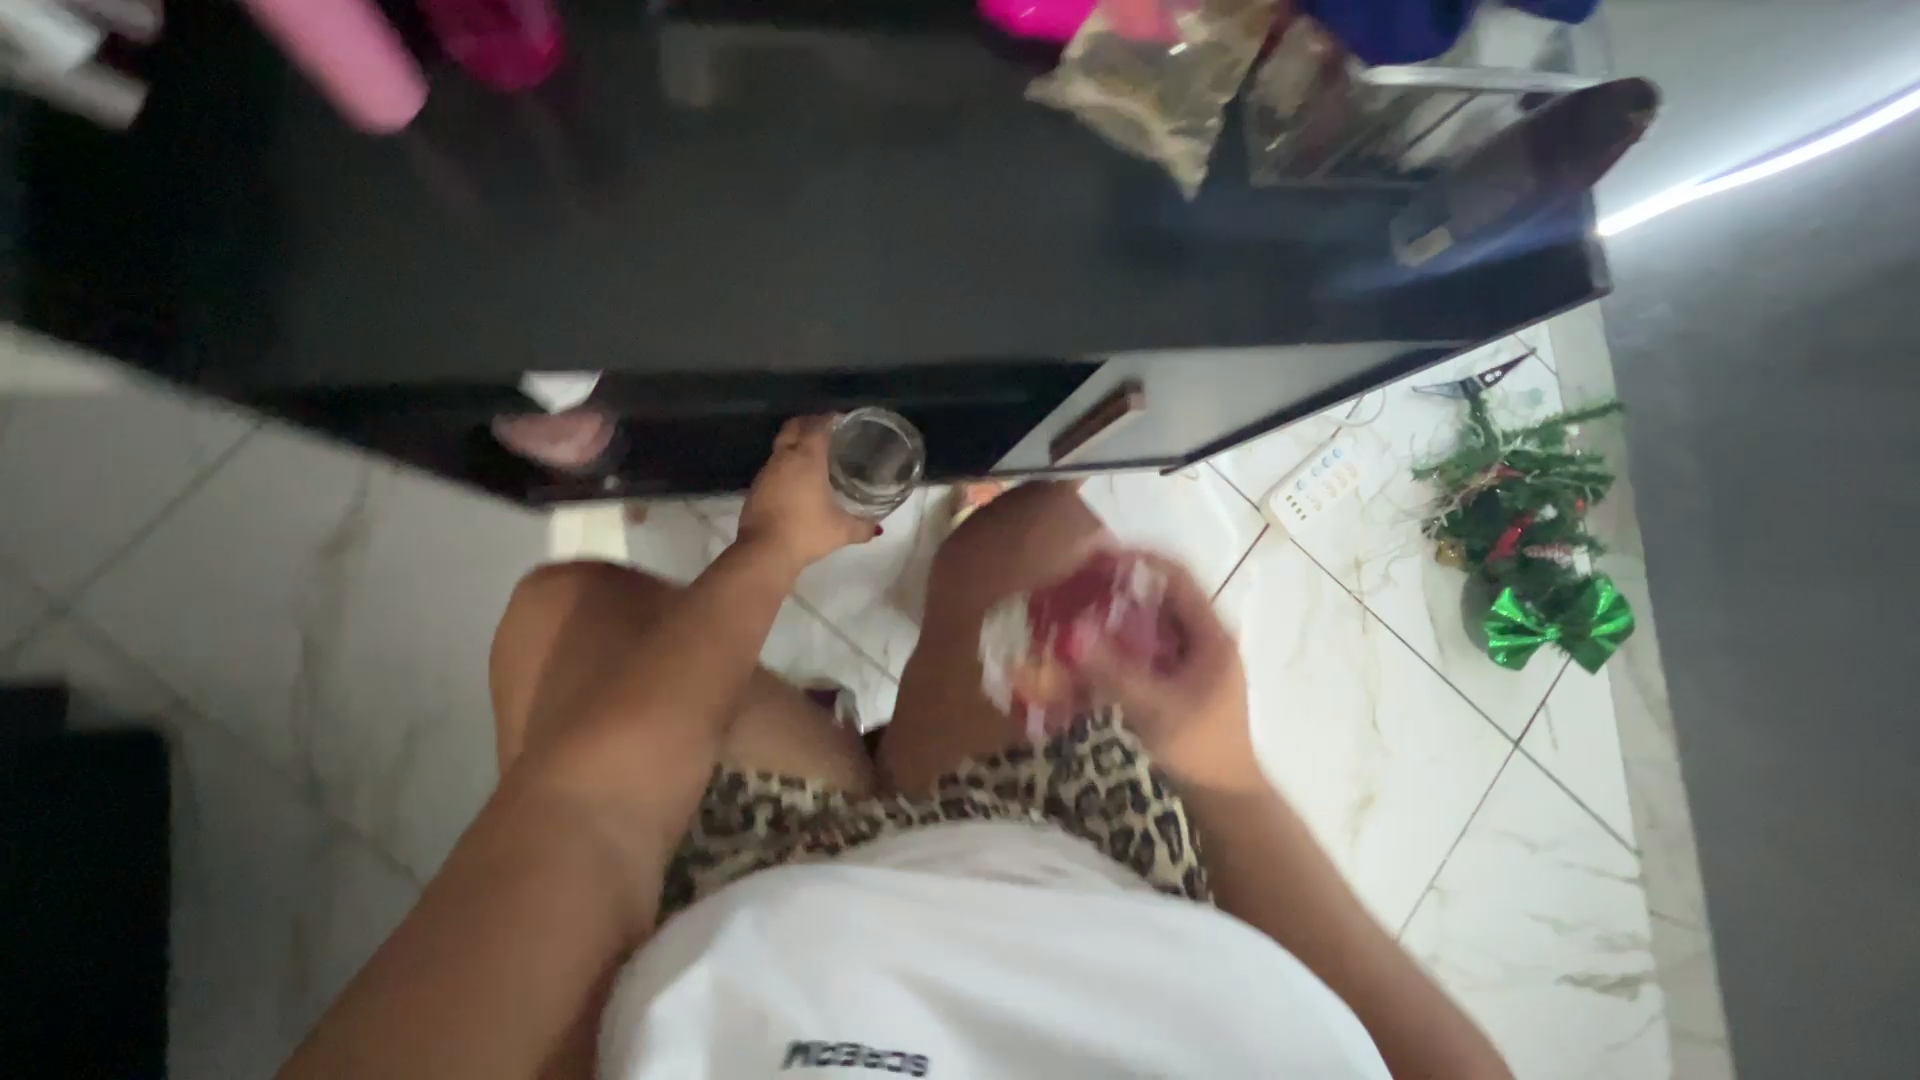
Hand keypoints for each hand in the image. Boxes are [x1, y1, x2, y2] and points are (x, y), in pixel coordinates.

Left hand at [738, 415, 876, 571]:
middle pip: (794, 426)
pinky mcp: (756, 487)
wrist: (764, 551)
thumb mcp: (842, 531)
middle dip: (809, 422)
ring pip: (781, 446)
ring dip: (795, 443)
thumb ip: (863, 527)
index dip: (831, 419)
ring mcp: (767, 472)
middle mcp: (784, 457)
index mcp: (807, 458)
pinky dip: (786, 465)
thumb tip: (877, 528)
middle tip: (827, 430)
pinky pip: (774, 466)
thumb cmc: (807, 532)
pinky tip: (797, 481)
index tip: (843, 420)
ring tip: (814, 455)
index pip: (818, 426)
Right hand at [1078, 554, 1261, 793]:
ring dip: (1112, 618)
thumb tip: (1073, 632)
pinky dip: (1114, 648)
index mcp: (1210, 634)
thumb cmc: (1200, 749)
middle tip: (1074, 586)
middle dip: (1115, 589)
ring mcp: (1188, 659)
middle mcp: (1201, 638)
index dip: (1137, 559)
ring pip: (1146, 624)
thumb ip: (1112, 670)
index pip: (1175, 576)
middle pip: (1156, 596)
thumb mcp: (1155, 708)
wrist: (1225, 796)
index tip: (1095, 556)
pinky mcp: (1174, 679)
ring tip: (1072, 615)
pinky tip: (1084, 656)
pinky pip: (1141, 650)